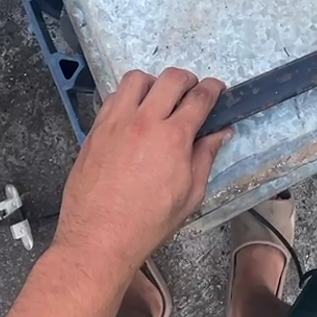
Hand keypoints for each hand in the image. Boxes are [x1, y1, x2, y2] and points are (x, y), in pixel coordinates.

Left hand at [52, 68, 229, 273]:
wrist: (98, 238)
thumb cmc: (149, 222)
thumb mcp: (191, 195)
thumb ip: (206, 156)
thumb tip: (220, 133)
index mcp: (173, 137)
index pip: (200, 97)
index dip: (213, 88)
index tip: (217, 90)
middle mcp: (145, 121)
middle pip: (171, 78)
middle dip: (188, 80)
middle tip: (191, 95)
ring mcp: (116, 122)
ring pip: (137, 78)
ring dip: (154, 83)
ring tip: (158, 100)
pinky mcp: (96, 129)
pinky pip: (113, 97)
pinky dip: (128, 97)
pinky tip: (133, 115)